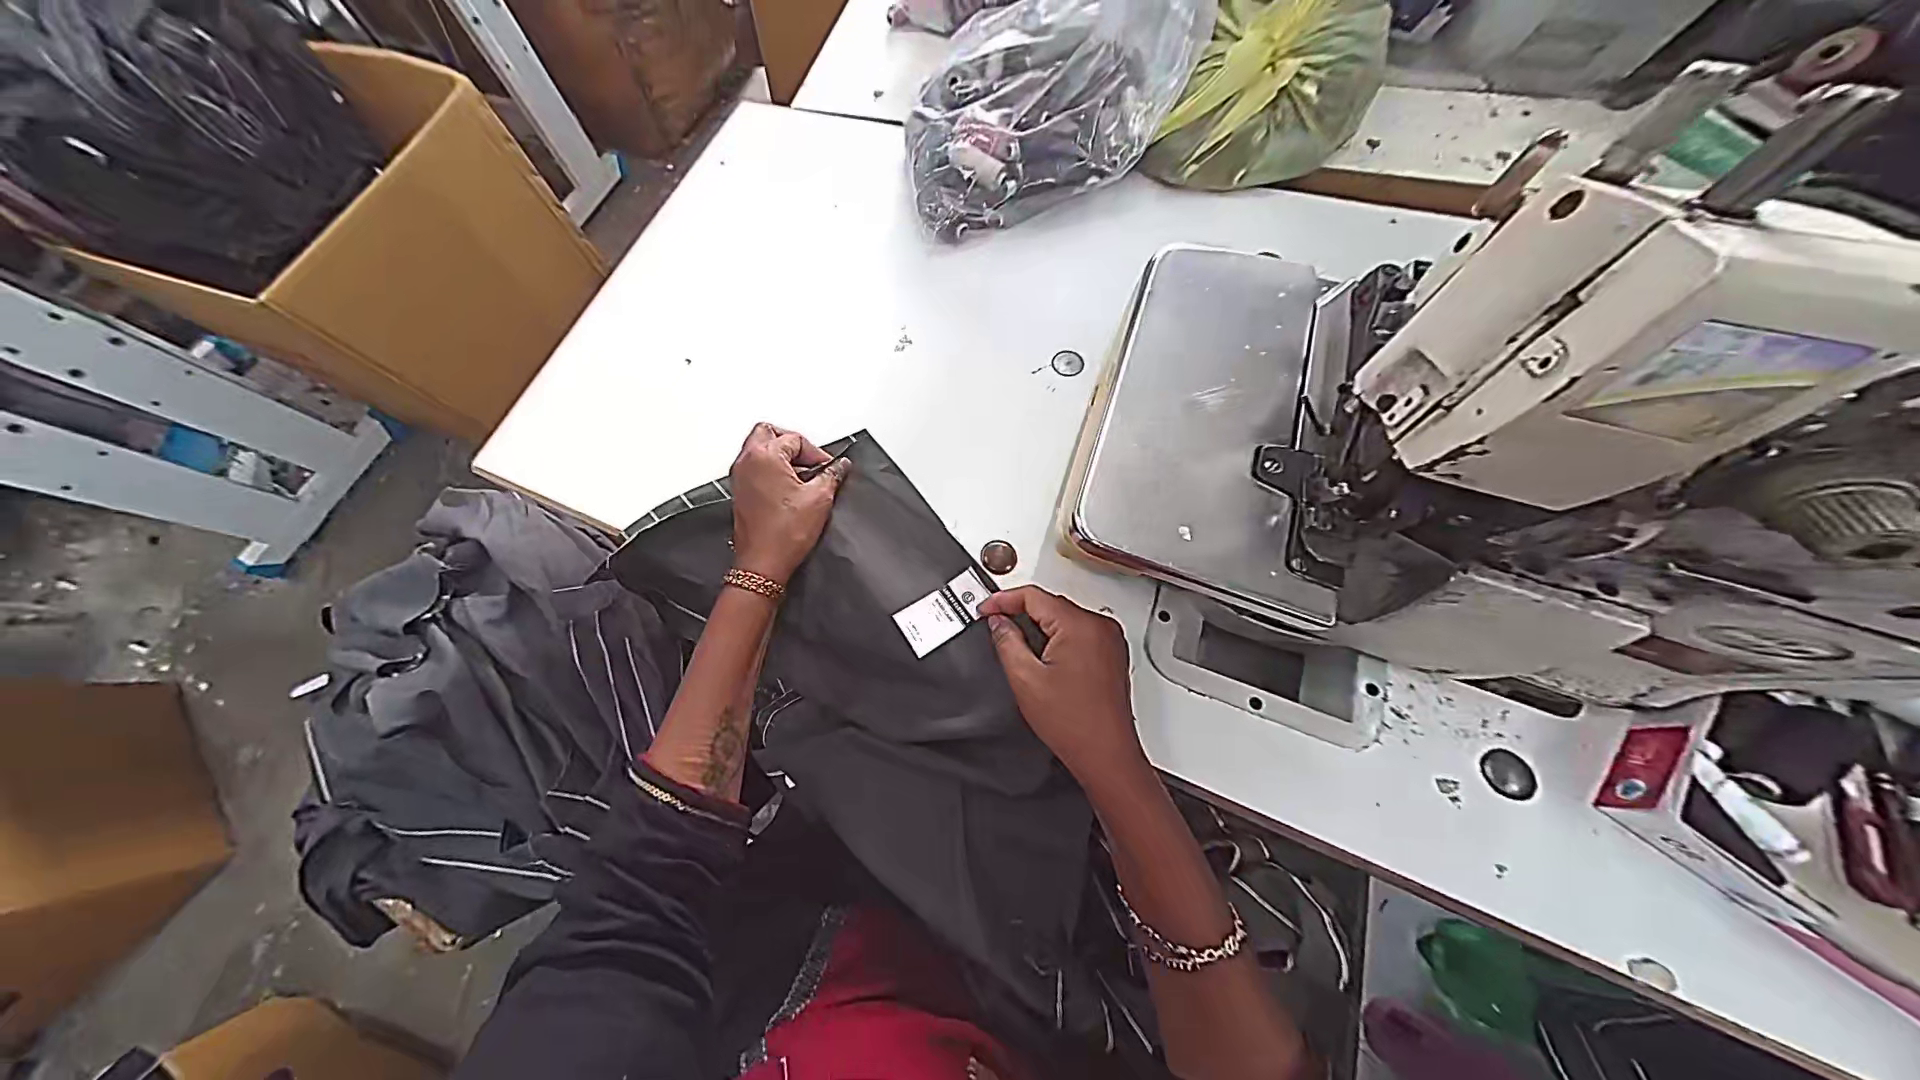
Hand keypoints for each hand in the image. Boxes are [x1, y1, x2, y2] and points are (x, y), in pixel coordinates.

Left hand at [729, 423, 850, 584]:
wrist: (764, 563)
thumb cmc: (783, 534)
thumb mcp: (820, 498)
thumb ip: (831, 474)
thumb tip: (839, 466)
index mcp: (764, 456)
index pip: (794, 438)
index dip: (816, 452)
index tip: (829, 467)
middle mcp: (747, 462)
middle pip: (768, 433)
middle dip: (792, 442)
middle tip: (810, 459)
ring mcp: (740, 478)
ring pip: (759, 449)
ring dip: (781, 456)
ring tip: (802, 475)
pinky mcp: (740, 493)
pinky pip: (755, 468)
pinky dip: (772, 470)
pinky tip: (790, 488)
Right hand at [978, 585, 1146, 786]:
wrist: (1105, 753)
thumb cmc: (1075, 724)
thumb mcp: (1025, 678)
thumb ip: (1006, 641)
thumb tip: (999, 621)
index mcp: (1080, 626)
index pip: (1034, 595)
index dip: (1003, 599)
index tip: (987, 608)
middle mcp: (1100, 626)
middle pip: (1050, 604)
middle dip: (1021, 613)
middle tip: (996, 626)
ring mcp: (1110, 639)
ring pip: (1064, 617)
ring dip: (1040, 627)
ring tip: (1022, 650)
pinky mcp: (1112, 652)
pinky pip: (1079, 631)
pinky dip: (1058, 637)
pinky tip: (1046, 660)